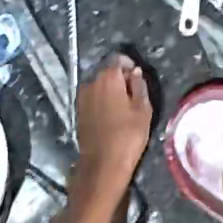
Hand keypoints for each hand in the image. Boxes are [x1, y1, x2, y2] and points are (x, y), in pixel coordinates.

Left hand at [71, 55, 151, 211]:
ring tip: (124, 107)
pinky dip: (103, 100)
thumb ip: (139, 86)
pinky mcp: (78, 110)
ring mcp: (82, 96)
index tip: (139, 78)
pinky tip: (112, 115)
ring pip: (99, 85)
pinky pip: (93, 97)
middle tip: (135, 95)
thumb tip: (134, 73)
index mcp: (107, 77)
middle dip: (121, 77)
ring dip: (111, 90)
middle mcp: (90, 82)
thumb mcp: (143, 109)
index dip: (130, 65)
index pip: (118, 58)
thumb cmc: (128, 136)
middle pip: (107, 71)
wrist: (103, 164)